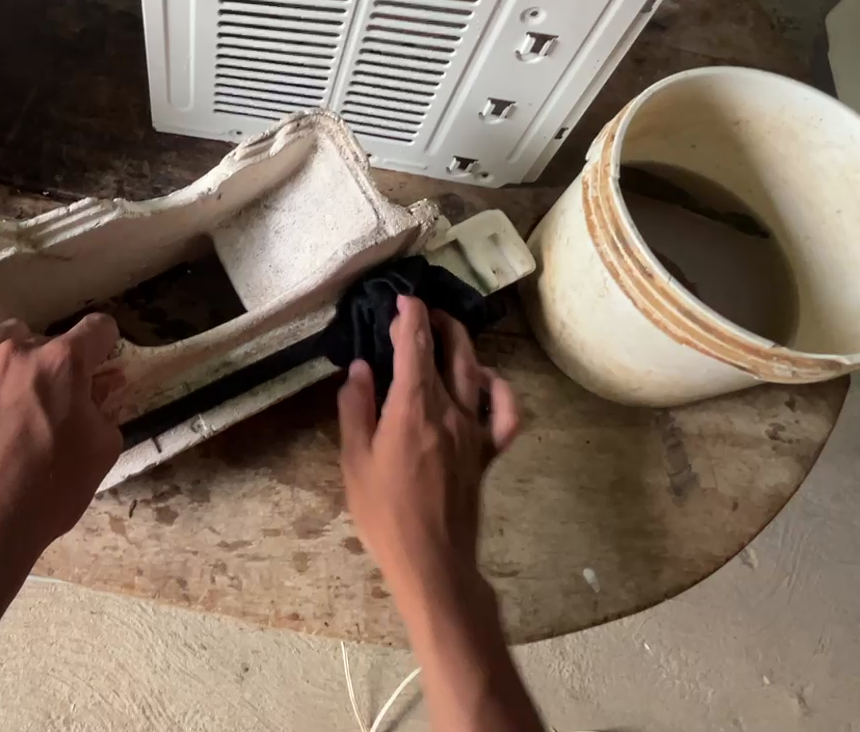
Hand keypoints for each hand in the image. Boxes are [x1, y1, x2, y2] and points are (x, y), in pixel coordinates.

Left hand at [0, 315, 124, 566]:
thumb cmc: (48, 493)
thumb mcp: (100, 451)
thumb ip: (105, 406)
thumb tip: (104, 381)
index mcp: (65, 362)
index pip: (97, 328)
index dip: (103, 347)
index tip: (97, 369)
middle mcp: (20, 350)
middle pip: (47, 337)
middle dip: (55, 364)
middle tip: (50, 405)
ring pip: (2, 337)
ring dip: (12, 359)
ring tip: (6, 398)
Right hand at [337, 296, 519, 604]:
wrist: (432, 561)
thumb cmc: (384, 512)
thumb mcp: (354, 460)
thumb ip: (356, 408)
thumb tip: (361, 368)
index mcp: (412, 408)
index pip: (414, 347)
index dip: (409, 318)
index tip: (402, 299)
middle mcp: (449, 410)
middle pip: (450, 350)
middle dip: (436, 321)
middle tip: (419, 310)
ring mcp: (474, 430)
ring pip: (475, 372)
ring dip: (461, 343)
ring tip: (445, 331)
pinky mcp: (487, 451)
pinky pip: (505, 413)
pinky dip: (500, 389)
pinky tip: (486, 379)